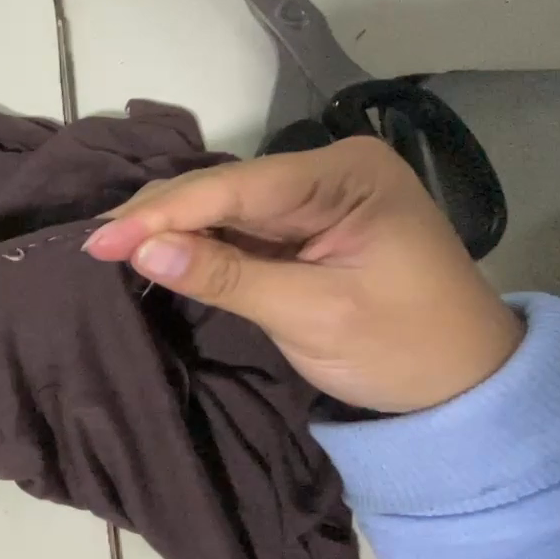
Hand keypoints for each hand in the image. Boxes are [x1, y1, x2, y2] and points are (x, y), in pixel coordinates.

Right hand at [84, 136, 521, 412]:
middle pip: (217, 187)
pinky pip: (224, 225)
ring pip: (213, 204)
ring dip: (161, 227)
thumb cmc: (405, 348)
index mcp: (346, 176)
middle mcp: (323, 171)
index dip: (161, 214)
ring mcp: (306, 197)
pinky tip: (147, 251)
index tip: (100, 242)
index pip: (234, 188)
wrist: (465, 387)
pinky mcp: (292, 226)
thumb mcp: (314, 314)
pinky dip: (184, 241)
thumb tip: (141, 251)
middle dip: (154, 217)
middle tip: (94, 248)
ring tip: (108, 250)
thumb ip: (226, 277)